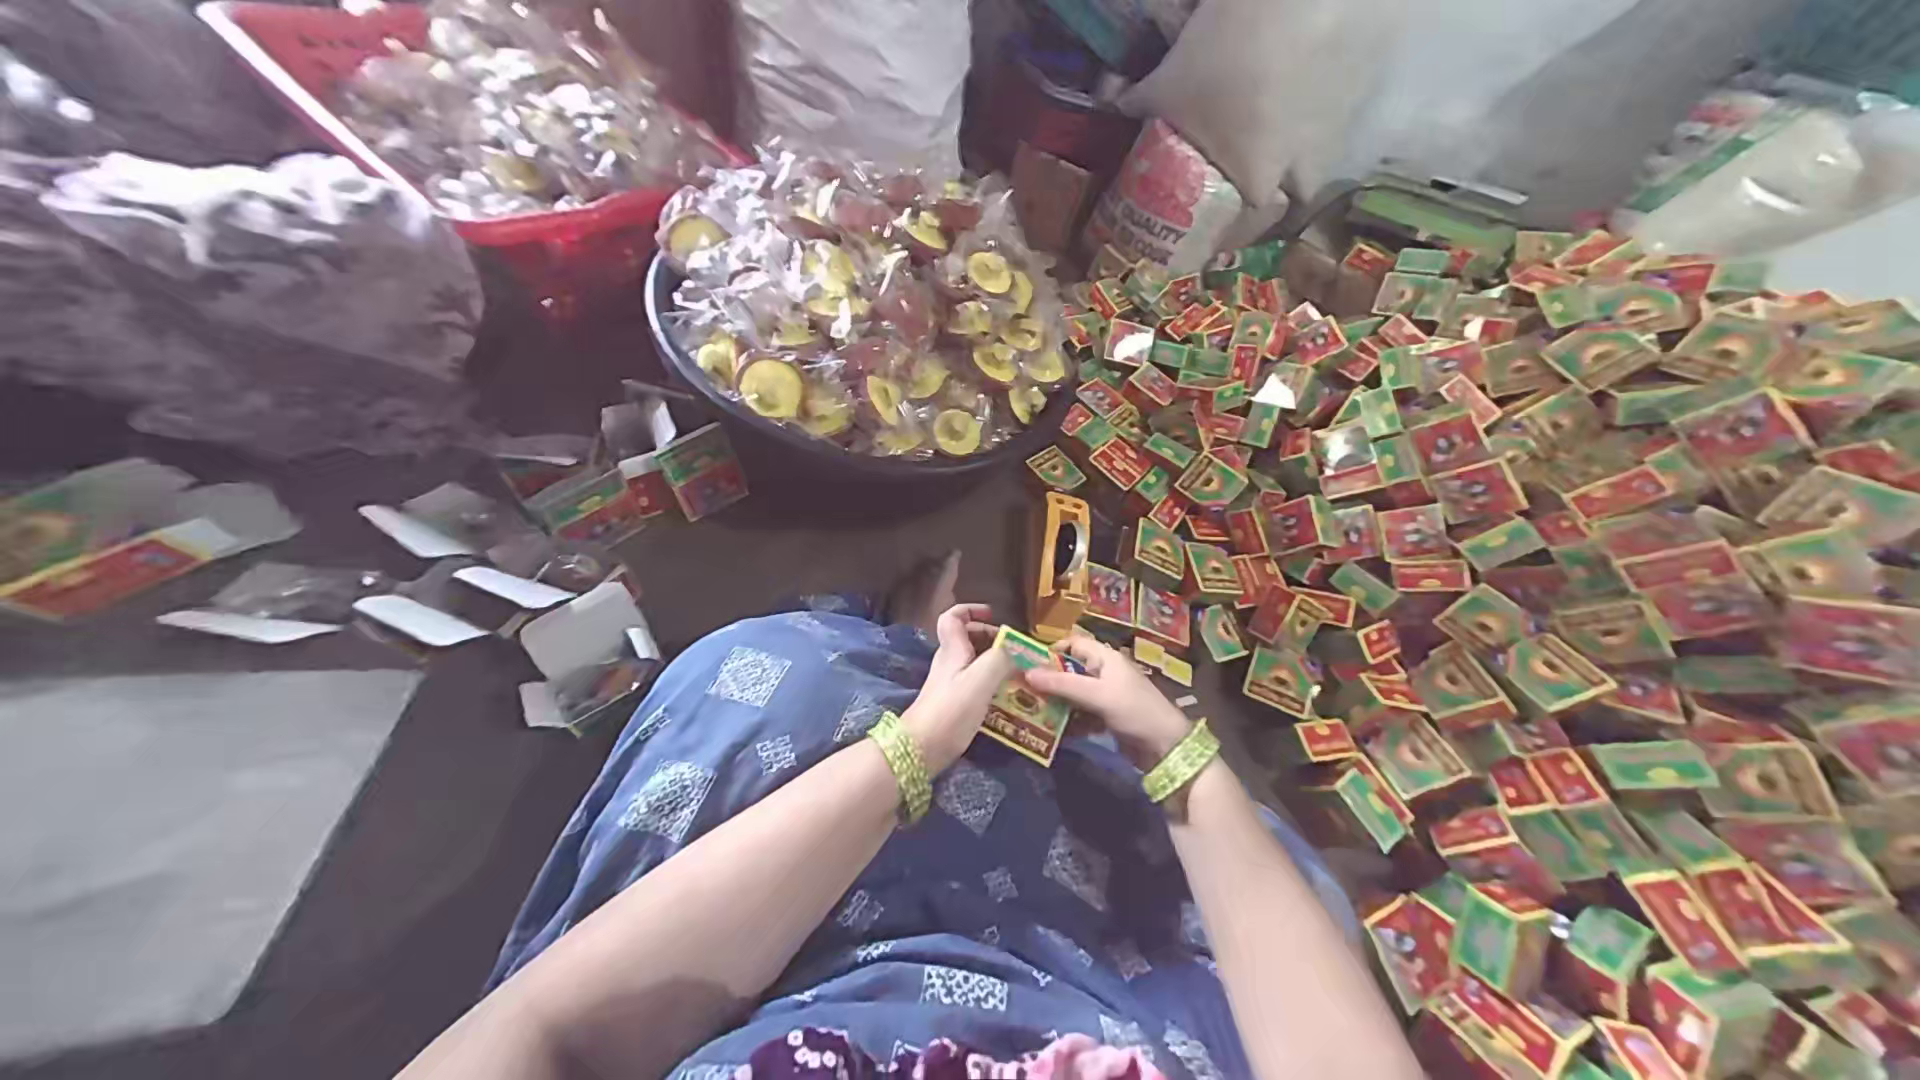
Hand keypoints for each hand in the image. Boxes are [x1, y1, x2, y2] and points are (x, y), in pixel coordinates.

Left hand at [900, 604, 1012, 772]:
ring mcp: (949, 683)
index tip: (993, 614)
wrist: (923, 748)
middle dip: (990, 637)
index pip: (952, 617)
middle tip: (1013, 649)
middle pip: (966, 638)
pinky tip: (1007, 695)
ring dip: (994, 661)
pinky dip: (991, 681)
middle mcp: (949, 662)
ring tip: (1017, 671)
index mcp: (952, 650)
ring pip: (972, 661)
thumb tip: (1015, 650)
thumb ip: (1000, 659)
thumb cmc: (951, 710)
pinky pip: (974, 681)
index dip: (970, 610)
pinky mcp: (952, 702)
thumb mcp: (981, 680)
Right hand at [1024, 631, 1191, 769]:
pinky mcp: (1107, 716)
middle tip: (1026, 691)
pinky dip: (1069, 720)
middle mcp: (1105, 673)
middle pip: (1071, 670)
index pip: (1074, 643)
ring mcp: (1106, 696)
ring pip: (1074, 694)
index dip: (1053, 650)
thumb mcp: (1097, 695)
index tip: (1031, 665)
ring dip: (1057, 703)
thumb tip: (1027, 673)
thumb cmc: (1134, 710)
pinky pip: (1081, 714)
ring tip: (1035, 712)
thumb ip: (1062, 684)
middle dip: (1050, 680)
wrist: (1166, 747)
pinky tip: (1056, 731)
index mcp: (1106, 658)